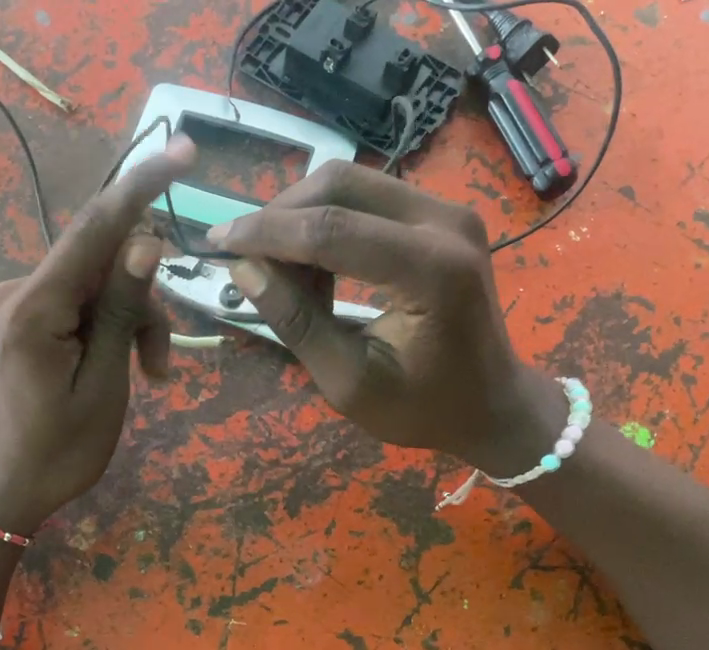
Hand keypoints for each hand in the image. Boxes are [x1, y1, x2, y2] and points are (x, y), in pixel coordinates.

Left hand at [0, 136, 196, 534]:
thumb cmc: (56, 454)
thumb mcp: (103, 387)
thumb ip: (122, 313)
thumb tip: (144, 242)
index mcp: (35, 305)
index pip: (97, 226)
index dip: (143, 186)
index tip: (185, 150)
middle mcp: (16, 292)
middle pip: (100, 265)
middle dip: (141, 304)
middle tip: (161, 368)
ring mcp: (10, 307)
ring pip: (90, 290)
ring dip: (124, 325)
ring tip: (144, 380)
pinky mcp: (13, 324)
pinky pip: (70, 308)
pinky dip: (100, 331)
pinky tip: (112, 370)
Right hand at [208, 162, 562, 475]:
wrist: (492, 405)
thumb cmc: (423, 408)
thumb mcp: (348, 383)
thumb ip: (296, 323)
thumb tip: (243, 270)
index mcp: (430, 270)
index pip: (330, 229)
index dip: (265, 233)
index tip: (216, 242)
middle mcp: (445, 222)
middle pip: (340, 184)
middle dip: (279, 215)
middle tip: (241, 255)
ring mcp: (448, 211)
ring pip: (352, 182)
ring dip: (301, 217)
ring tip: (276, 270)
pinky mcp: (442, 214)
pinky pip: (370, 197)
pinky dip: (328, 221)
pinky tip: (312, 266)